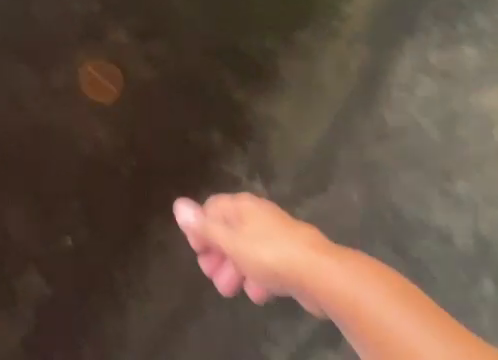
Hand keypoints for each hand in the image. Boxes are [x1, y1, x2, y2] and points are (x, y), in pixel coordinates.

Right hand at [172, 193, 329, 315]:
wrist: (320, 274)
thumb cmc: (269, 254)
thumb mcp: (230, 241)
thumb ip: (204, 226)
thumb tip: (178, 204)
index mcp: (241, 206)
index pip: (211, 209)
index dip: (200, 230)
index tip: (199, 252)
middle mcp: (256, 216)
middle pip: (227, 232)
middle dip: (217, 256)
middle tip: (213, 277)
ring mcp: (274, 237)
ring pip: (246, 252)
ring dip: (235, 271)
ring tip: (233, 291)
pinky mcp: (289, 258)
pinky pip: (266, 265)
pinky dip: (258, 278)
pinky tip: (259, 294)